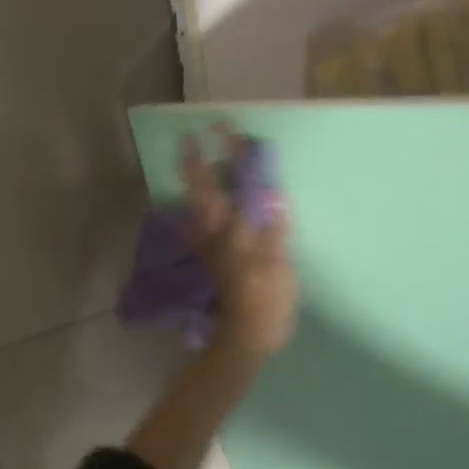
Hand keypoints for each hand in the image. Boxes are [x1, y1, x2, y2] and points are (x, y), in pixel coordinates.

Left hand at [182, 128, 297, 359]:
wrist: (246, 338)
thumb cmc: (268, 303)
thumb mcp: (279, 266)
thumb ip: (274, 229)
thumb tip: (273, 194)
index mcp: (238, 232)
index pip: (236, 186)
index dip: (233, 158)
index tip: (226, 130)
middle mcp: (218, 235)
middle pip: (205, 193)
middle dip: (197, 165)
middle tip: (189, 140)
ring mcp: (211, 248)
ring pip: (197, 207)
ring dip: (193, 183)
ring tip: (188, 160)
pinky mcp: (212, 260)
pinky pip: (199, 225)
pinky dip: (197, 208)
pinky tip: (195, 205)